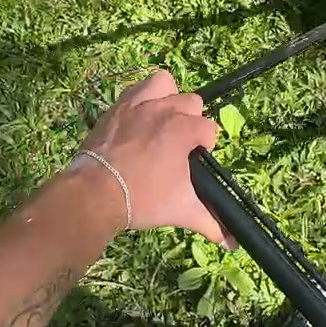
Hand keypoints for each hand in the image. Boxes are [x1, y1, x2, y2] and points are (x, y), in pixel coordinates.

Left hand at [76, 70, 225, 244]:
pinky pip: (135, 89)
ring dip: (167, 97)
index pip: (209, 129)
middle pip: (192, 102)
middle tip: (178, 145)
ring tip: (161, 121)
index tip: (194, 161)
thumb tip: (230, 243)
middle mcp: (164, 109)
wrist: (95, 193)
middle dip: (190, 121)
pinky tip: (138, 119)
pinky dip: (140, 98)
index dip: (205, 146)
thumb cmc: (143, 199)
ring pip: (163, 83)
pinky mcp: (116, 107)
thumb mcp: (181, 210)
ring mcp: (137, 104)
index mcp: (184, 130)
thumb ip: (210, 221)